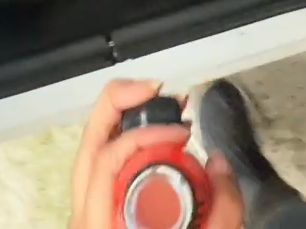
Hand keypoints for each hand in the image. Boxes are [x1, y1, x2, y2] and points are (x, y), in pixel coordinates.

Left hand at [69, 79, 245, 228]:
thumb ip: (223, 212)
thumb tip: (219, 162)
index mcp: (99, 226)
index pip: (105, 161)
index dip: (143, 132)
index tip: (184, 130)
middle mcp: (82, 220)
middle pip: (89, 144)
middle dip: (122, 105)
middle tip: (162, 90)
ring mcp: (86, 220)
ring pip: (92, 155)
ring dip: (127, 122)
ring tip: (164, 108)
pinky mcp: (99, 220)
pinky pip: (104, 171)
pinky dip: (129, 146)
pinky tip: (159, 141)